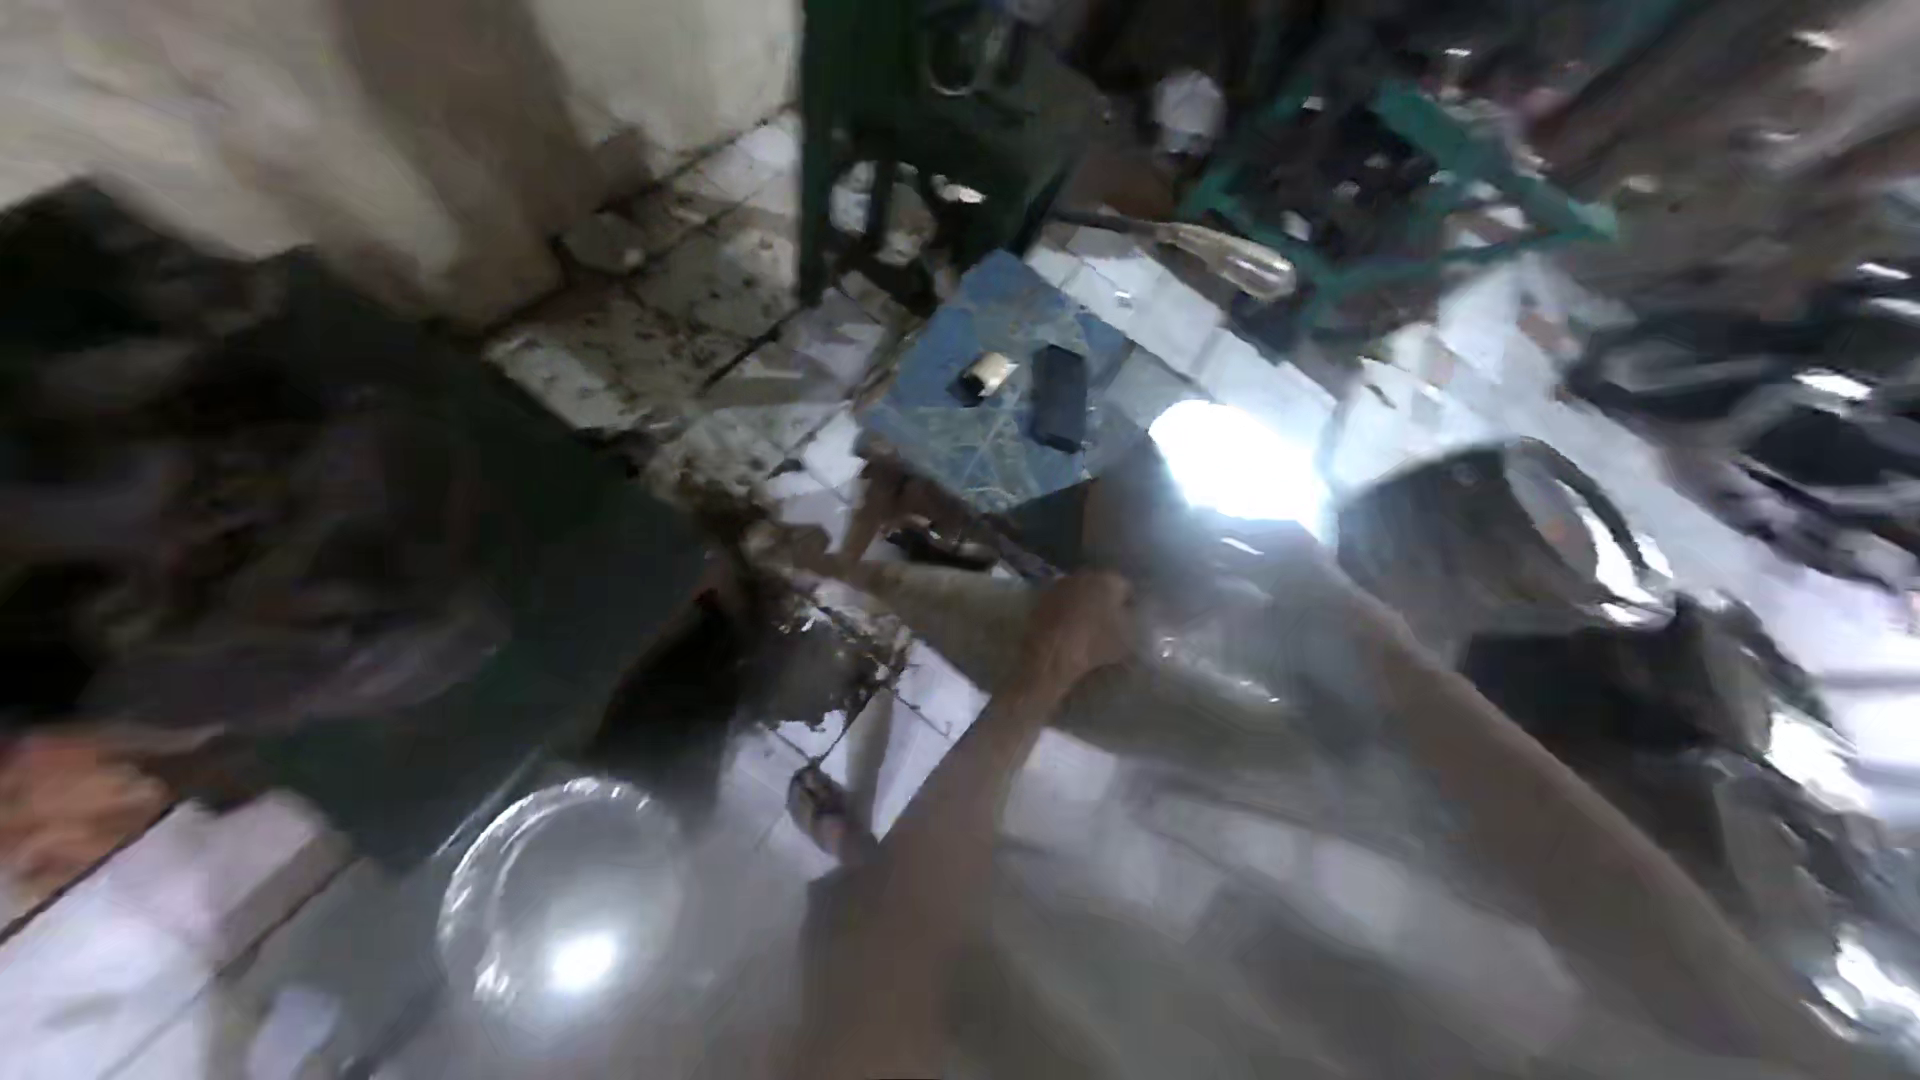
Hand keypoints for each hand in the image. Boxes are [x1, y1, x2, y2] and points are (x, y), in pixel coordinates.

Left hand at [1018, 571, 1133, 686]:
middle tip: (1110, 622)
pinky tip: (1069, 628)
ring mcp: (1060, 585)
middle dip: (1106, 601)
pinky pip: (1062, 602)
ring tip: (1088, 626)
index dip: (1130, 605)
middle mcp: (1084, 575)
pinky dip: (1067, 611)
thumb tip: (1137, 613)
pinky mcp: (1043, 598)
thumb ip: (1137, 619)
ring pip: (1080, 592)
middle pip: (1101, 586)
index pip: (1127, 588)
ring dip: (1085, 604)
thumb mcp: (1130, 636)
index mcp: (1108, 580)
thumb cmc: (1096, 643)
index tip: (1131, 620)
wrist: (1052, 653)